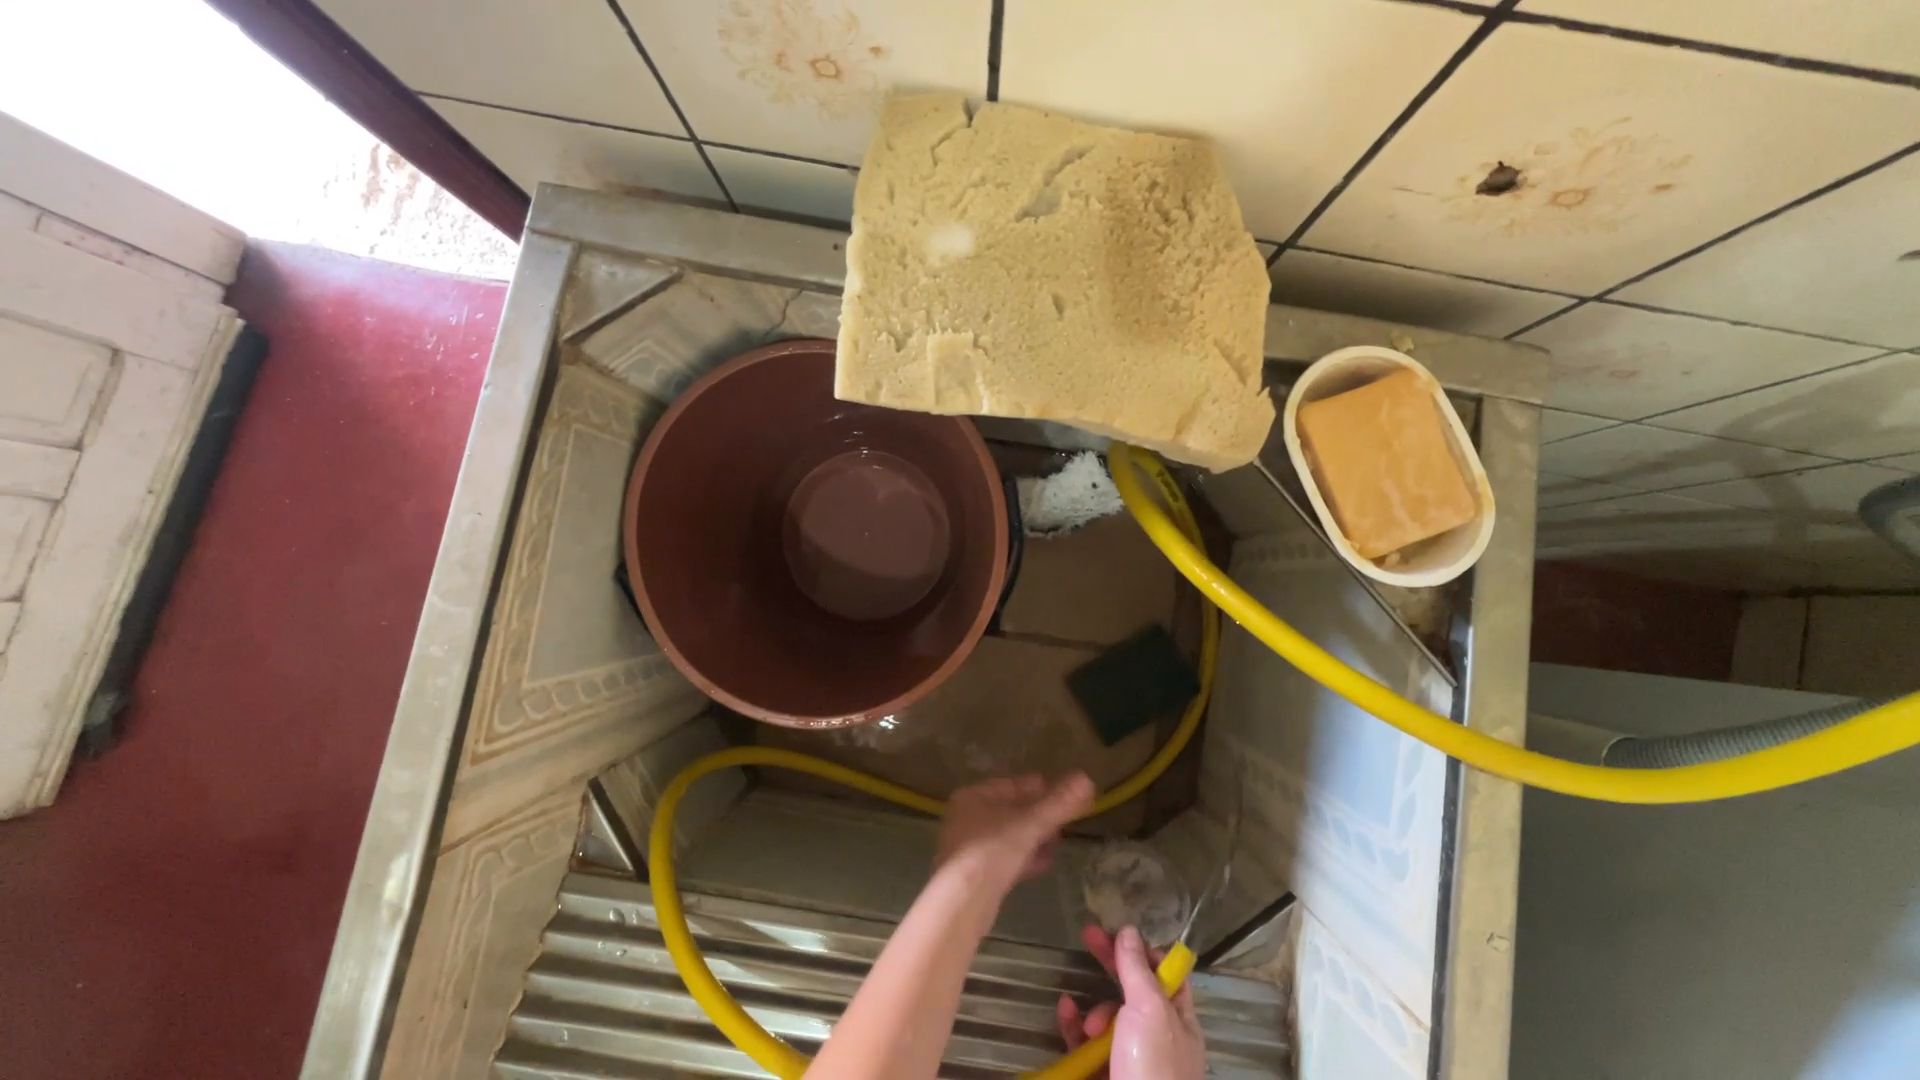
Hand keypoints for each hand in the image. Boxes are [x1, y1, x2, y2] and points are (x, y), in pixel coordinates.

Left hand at [935, 773, 1093, 887]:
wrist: (964, 900)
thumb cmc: (993, 849)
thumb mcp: (1030, 823)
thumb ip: (1059, 803)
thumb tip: (1086, 778)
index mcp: (973, 796)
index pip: (1012, 785)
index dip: (1041, 787)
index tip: (1067, 792)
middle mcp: (967, 818)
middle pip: (1010, 810)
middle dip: (1040, 814)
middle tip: (1068, 817)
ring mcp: (969, 847)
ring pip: (1008, 836)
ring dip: (1034, 837)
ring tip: (1059, 840)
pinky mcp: (975, 874)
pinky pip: (1005, 858)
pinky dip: (1026, 857)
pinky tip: (1046, 863)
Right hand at [1055, 925, 1205, 1079]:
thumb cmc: (1153, 1068)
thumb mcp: (1149, 1011)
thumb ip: (1136, 970)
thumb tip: (1130, 930)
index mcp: (1179, 1020)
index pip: (1166, 974)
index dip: (1145, 950)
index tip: (1120, 930)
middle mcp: (1156, 1036)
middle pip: (1132, 989)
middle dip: (1111, 963)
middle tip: (1088, 934)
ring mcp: (1128, 1056)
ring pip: (1106, 1015)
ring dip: (1092, 1007)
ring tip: (1087, 1022)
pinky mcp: (1101, 1073)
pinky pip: (1084, 1042)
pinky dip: (1073, 1024)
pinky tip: (1064, 1011)